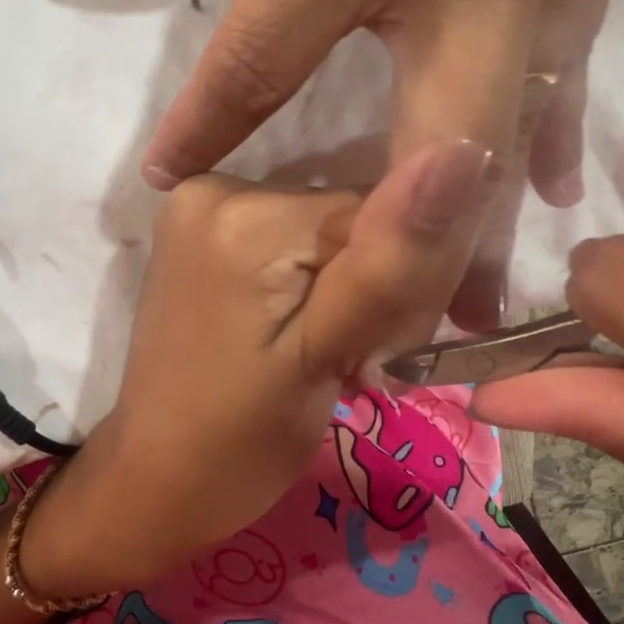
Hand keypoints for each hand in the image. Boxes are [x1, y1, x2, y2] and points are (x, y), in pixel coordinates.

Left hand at [29, 140, 496, 592]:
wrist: (158, 479)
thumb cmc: (242, 439)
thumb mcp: (323, 356)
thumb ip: (390, 262)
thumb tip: (466, 145)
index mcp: (247, 211)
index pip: (386, 210)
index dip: (403, 285)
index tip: (373, 352)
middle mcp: (216, 186)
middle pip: (355, 215)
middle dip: (370, 287)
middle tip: (342, 361)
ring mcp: (200, 206)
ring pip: (330, 229)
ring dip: (343, 289)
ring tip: (315, 353)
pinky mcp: (200, 233)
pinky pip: (291, 240)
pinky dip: (308, 285)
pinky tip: (291, 332)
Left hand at [82, 0, 623, 330]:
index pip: (263, 50)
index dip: (207, 122)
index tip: (167, 179)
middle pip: (426, 146)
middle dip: (404, 248)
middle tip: (381, 338)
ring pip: (510, 137)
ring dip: (485, 230)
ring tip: (464, 313)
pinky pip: (565, 80)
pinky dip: (544, 146)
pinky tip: (544, 193)